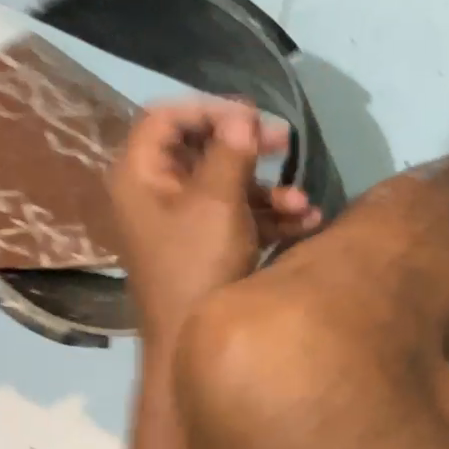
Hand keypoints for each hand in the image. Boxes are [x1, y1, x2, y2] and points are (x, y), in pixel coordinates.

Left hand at [108, 99, 322, 337]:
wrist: (191, 338)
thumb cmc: (196, 267)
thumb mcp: (216, 206)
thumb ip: (229, 156)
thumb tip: (242, 115)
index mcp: (141, 174)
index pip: (166, 118)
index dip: (210, 110)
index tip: (255, 115)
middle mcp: (158, 192)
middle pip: (204, 152)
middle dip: (250, 151)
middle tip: (288, 144)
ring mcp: (185, 222)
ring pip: (230, 187)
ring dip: (271, 192)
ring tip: (305, 206)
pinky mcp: (211, 246)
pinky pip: (242, 218)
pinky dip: (273, 218)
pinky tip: (306, 225)